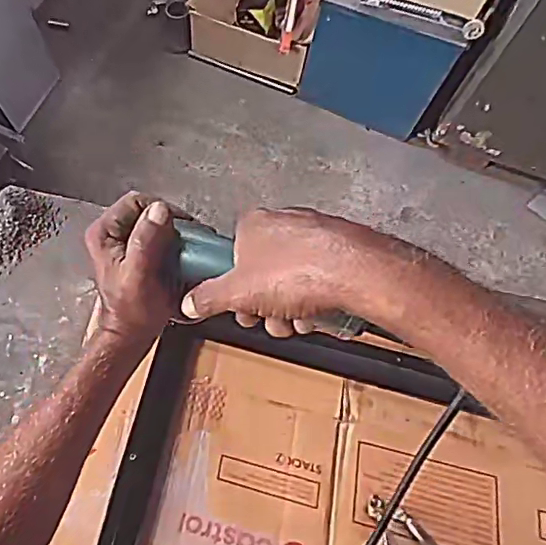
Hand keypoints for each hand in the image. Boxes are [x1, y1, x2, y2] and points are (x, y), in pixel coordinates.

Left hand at [85, 191, 178, 346]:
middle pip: (147, 211)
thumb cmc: (132, 311)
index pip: (137, 202)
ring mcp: (125, 244)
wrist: (132, 334)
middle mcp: (111, 234)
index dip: (161, 210)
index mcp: (104, 233)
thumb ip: (146, 240)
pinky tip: (182, 255)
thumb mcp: (139, 273)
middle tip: (187, 238)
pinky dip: (174, 243)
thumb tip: (159, 210)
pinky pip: (160, 237)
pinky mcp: (138, 254)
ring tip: (187, 246)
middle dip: (170, 222)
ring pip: (155, 223)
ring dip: (174, 233)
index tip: (179, 226)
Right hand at [179, 208, 415, 336]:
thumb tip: (189, 303)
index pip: (231, 256)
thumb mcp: (238, 294)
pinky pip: (318, 280)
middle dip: (265, 305)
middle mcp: (283, 223)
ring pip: (291, 280)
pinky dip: (316, 300)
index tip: (238, 307)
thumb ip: (209, 298)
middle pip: (262, 273)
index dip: (233, 288)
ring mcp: (314, 235)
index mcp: (253, 225)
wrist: (356, 272)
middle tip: (269, 320)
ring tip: (298, 321)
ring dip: (290, 310)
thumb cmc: (300, 271)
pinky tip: (319, 314)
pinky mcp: (339, 250)